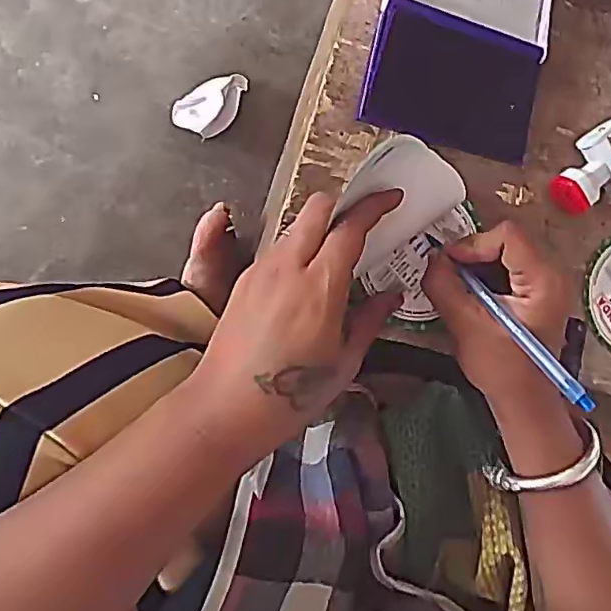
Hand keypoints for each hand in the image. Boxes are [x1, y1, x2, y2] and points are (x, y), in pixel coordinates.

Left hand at [185, 190, 403, 460]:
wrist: (221, 413)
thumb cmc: (287, 397)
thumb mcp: (344, 364)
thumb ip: (370, 320)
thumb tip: (390, 298)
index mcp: (319, 287)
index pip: (351, 226)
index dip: (374, 205)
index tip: (389, 198)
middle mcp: (287, 268)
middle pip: (317, 208)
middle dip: (343, 204)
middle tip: (362, 217)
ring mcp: (261, 271)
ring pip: (296, 226)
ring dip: (319, 228)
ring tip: (335, 256)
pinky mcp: (244, 281)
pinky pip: (278, 249)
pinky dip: (298, 249)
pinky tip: (305, 279)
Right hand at [422, 222, 574, 410]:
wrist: (526, 401)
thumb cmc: (503, 369)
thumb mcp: (466, 324)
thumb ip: (444, 284)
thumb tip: (433, 257)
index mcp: (544, 280)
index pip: (508, 235)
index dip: (473, 244)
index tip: (451, 262)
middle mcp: (554, 274)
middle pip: (508, 239)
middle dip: (475, 253)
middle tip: (452, 272)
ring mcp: (550, 281)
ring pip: (507, 250)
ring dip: (480, 263)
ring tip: (461, 285)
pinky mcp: (541, 290)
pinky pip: (511, 265)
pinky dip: (488, 273)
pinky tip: (475, 294)